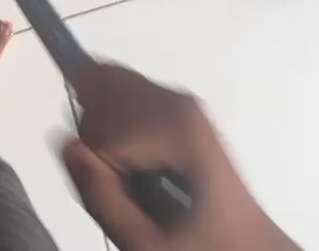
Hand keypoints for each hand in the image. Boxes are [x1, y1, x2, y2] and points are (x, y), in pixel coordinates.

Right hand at [63, 64, 295, 250]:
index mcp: (175, 126)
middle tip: (125, 187)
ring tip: (136, 179)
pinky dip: (115, 126)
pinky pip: (121, 93)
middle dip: (97, 137)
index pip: (99, 125)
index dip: (99, 170)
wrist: (252, 248)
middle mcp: (177, 99)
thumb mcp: (149, 247)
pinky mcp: (176, 104)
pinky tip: (138, 166)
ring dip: (105, 131)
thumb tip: (66, 144)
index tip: (125, 203)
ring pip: (107, 85)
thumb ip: (102, 198)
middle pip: (101, 85)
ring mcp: (178, 98)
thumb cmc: (205, 248)